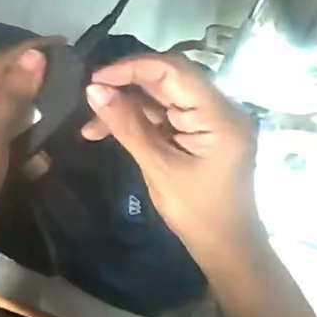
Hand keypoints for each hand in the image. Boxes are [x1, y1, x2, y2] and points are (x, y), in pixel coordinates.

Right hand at [80, 54, 261, 265]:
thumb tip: (93, 90)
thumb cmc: (196, 212)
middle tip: (90, 93)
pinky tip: (105, 129)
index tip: (95, 79)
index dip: (132, 68)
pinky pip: (162, 112)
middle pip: (168, 78)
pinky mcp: (199, 129)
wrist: (226, 248)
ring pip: (160, 95)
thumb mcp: (158, 167)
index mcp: (219, 115)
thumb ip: (126, 124)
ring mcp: (210, 118)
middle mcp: (220, 108)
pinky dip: (135, 118)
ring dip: (125, 103)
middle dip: (126, 83)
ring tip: (92, 120)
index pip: (174, 71)